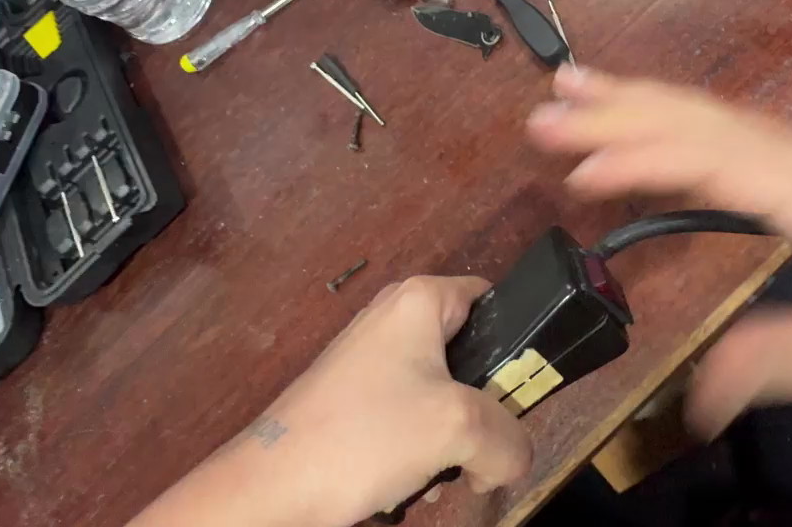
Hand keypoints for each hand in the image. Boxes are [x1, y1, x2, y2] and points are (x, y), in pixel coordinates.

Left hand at [130, 276, 531, 526]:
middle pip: (469, 356)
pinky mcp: (353, 401)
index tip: (522, 393)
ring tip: (435, 477)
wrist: (269, 490)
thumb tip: (512, 458)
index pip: (493, 300)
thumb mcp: (456, 429)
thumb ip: (507, 438)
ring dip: (448, 443)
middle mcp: (397, 318)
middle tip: (478, 448)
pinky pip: (408, 418)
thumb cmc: (366, 434)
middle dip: (480, 411)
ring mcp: (371, 360)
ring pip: (441, 397)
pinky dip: (417, 453)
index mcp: (421, 299)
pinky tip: (406, 488)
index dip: (516, 343)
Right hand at [527, 68, 791, 435]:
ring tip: (571, 84)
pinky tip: (626, 107)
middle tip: (546, 114)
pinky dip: (659, 111)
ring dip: (632, 98)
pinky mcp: (780, 160)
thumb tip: (690, 401)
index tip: (580, 174)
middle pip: (701, 122)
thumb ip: (764, 365)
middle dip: (619, 114)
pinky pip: (712, 125)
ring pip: (703, 112)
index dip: (645, 162)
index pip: (719, 164)